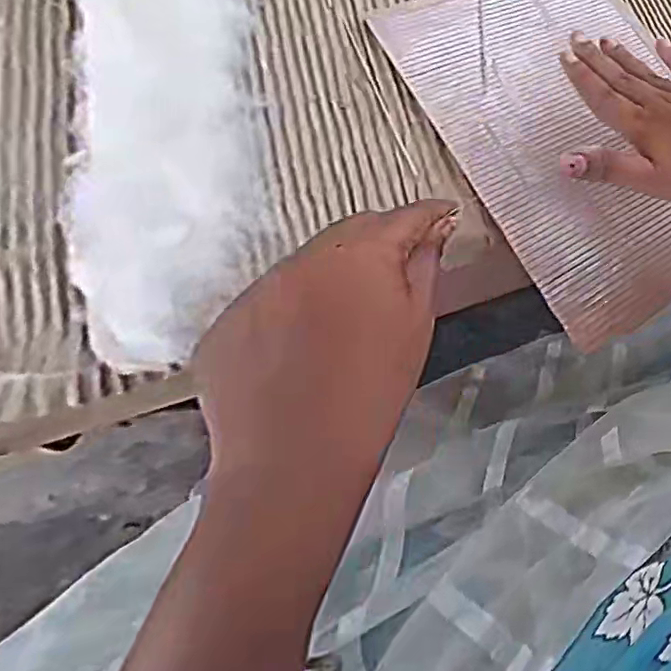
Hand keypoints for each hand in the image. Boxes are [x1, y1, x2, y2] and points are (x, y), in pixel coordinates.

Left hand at [194, 201, 459, 487]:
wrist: (296, 457)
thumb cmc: (377, 385)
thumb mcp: (418, 321)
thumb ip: (426, 265)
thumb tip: (434, 232)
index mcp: (358, 255)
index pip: (402, 216)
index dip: (429, 213)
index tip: (445, 214)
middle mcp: (301, 260)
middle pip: (351, 231)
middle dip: (380, 240)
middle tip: (401, 269)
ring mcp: (256, 290)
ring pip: (308, 264)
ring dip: (335, 274)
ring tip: (350, 316)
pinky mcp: (225, 323)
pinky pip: (272, 298)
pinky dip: (295, 306)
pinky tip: (307, 345)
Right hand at [559, 33, 670, 208]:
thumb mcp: (655, 182)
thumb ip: (611, 169)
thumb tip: (564, 160)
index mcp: (643, 127)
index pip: (604, 99)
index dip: (582, 79)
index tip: (565, 57)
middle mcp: (661, 106)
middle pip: (622, 79)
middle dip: (596, 60)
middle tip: (575, 37)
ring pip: (648, 73)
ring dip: (624, 57)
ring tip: (605, 40)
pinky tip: (663, 44)